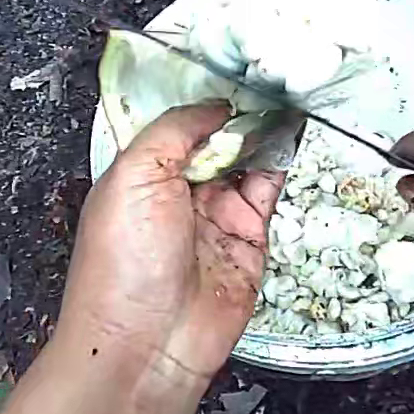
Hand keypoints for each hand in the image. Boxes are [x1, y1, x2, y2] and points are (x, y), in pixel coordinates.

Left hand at [59, 103, 283, 383]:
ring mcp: (216, 212)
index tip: (231, 70)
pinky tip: (289, 136)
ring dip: (263, 133)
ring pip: (246, 160)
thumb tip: (215, 107)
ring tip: (284, 99)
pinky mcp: (249, 236)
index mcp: (143, 172)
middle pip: (216, 139)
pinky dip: (281, 162)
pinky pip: (268, 190)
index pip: (178, 123)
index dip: (203, 99)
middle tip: (266, 78)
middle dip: (238, 112)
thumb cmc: (124, 262)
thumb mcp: (134, 175)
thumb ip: (175, 131)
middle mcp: (180, 190)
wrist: (149, 342)